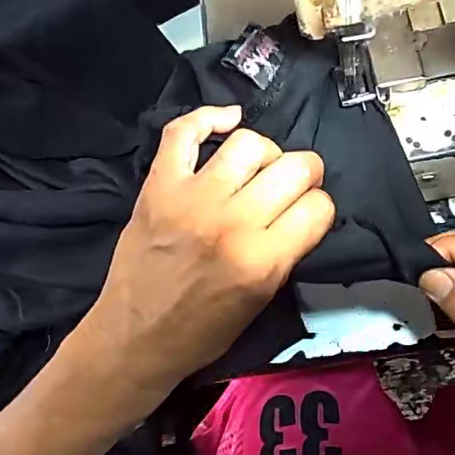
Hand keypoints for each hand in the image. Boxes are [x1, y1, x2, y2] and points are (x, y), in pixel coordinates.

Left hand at [73, 106, 334, 400]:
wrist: (135, 337)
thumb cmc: (200, 331)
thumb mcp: (261, 302)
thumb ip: (286, 252)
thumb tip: (301, 210)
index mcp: (263, 260)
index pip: (319, 207)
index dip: (318, 208)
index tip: (306, 214)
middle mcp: (232, 222)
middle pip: (294, 168)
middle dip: (304, 174)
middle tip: (290, 185)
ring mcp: (191, 198)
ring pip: (248, 143)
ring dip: (263, 153)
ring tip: (254, 169)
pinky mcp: (158, 186)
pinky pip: (184, 131)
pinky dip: (207, 118)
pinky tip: (226, 122)